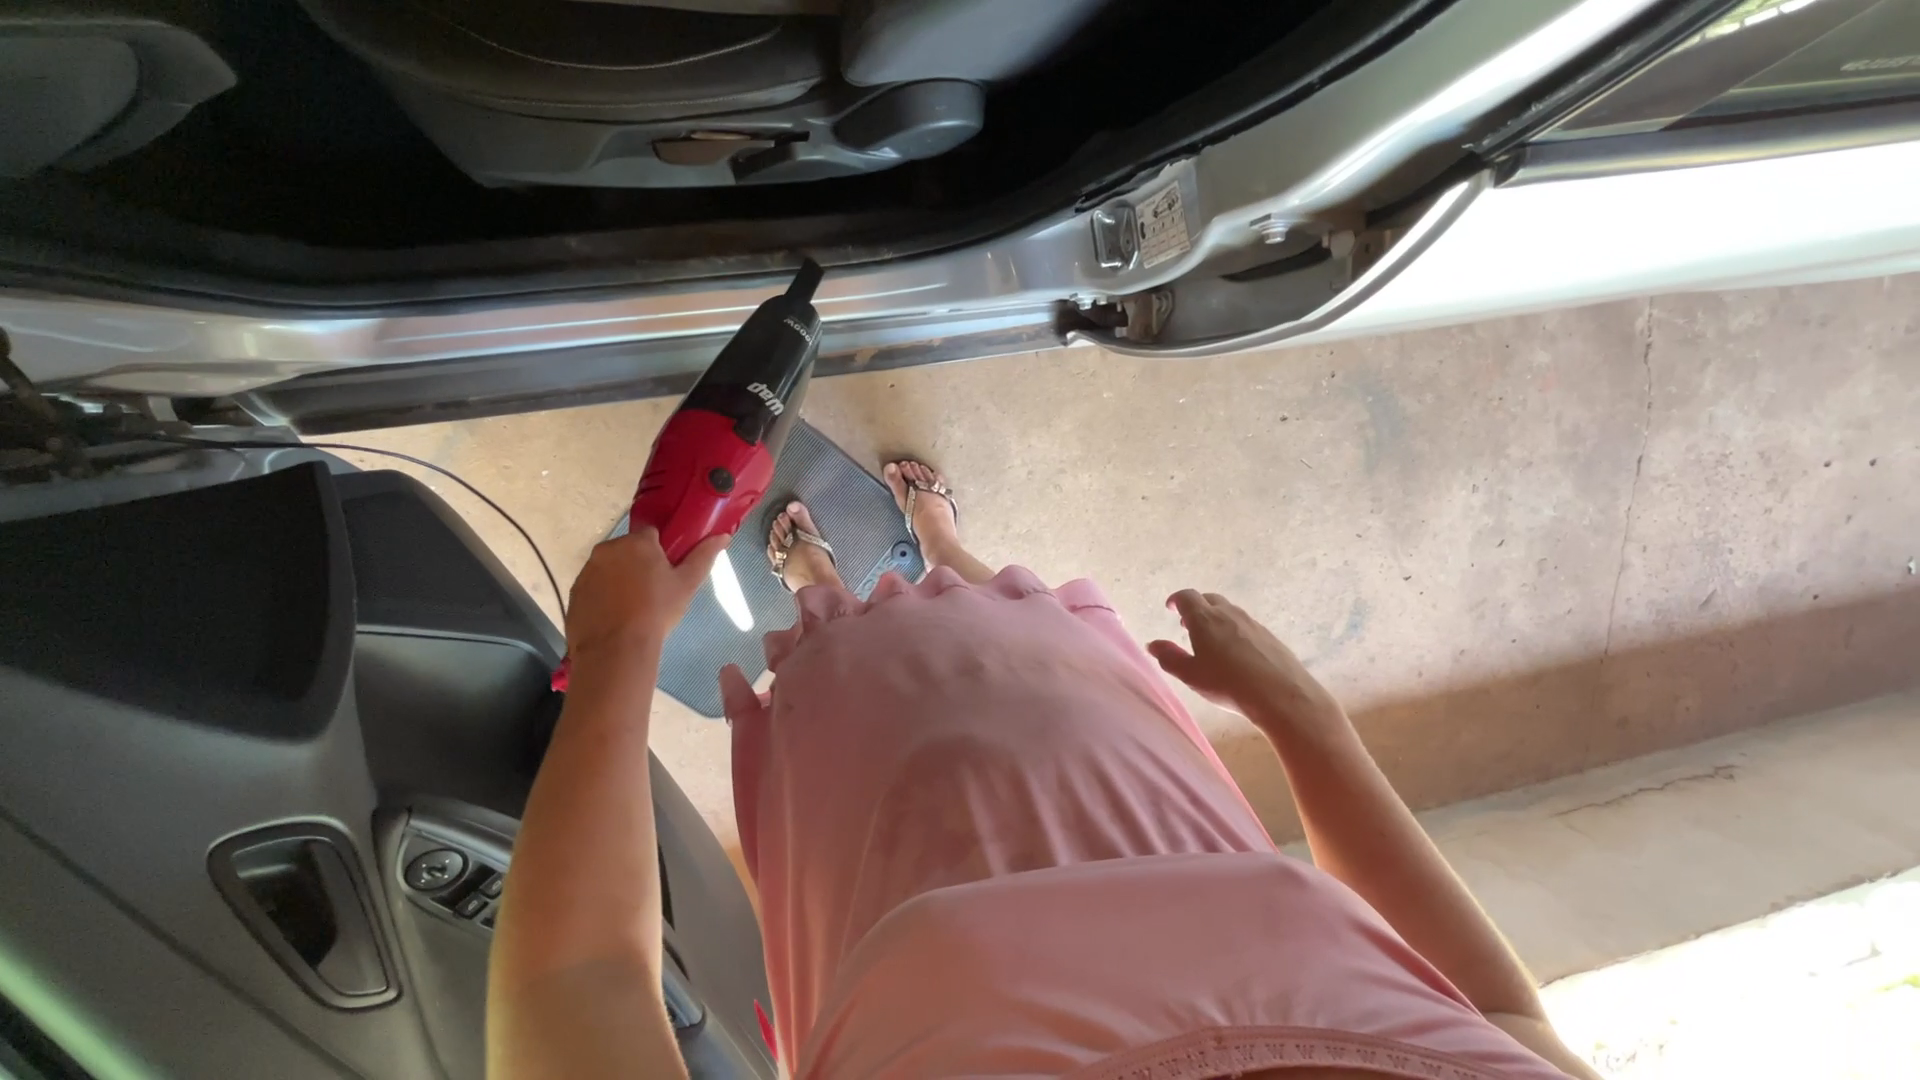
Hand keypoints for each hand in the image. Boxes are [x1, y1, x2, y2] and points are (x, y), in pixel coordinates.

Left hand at [565, 528, 729, 670]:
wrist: (615, 649)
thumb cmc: (657, 612)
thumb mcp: (687, 585)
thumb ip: (704, 556)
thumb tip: (723, 535)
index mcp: (637, 542)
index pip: (651, 533)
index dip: (660, 549)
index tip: (666, 568)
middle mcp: (608, 549)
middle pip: (628, 549)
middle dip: (638, 563)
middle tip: (653, 590)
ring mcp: (587, 570)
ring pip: (609, 567)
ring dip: (619, 578)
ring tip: (632, 607)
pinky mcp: (574, 591)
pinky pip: (594, 586)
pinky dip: (603, 595)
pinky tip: (615, 615)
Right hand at [1147, 590, 1343, 735]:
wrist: (1281, 694)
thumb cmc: (1227, 684)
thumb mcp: (1191, 675)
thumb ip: (1169, 657)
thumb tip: (1153, 644)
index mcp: (1204, 619)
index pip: (1187, 597)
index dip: (1176, 600)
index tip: (1170, 608)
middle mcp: (1228, 614)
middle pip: (1209, 599)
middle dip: (1196, 607)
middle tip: (1187, 625)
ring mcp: (1252, 623)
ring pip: (1229, 611)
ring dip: (1215, 618)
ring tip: (1210, 639)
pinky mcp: (1269, 635)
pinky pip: (1245, 624)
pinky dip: (1233, 629)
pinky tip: (1235, 652)